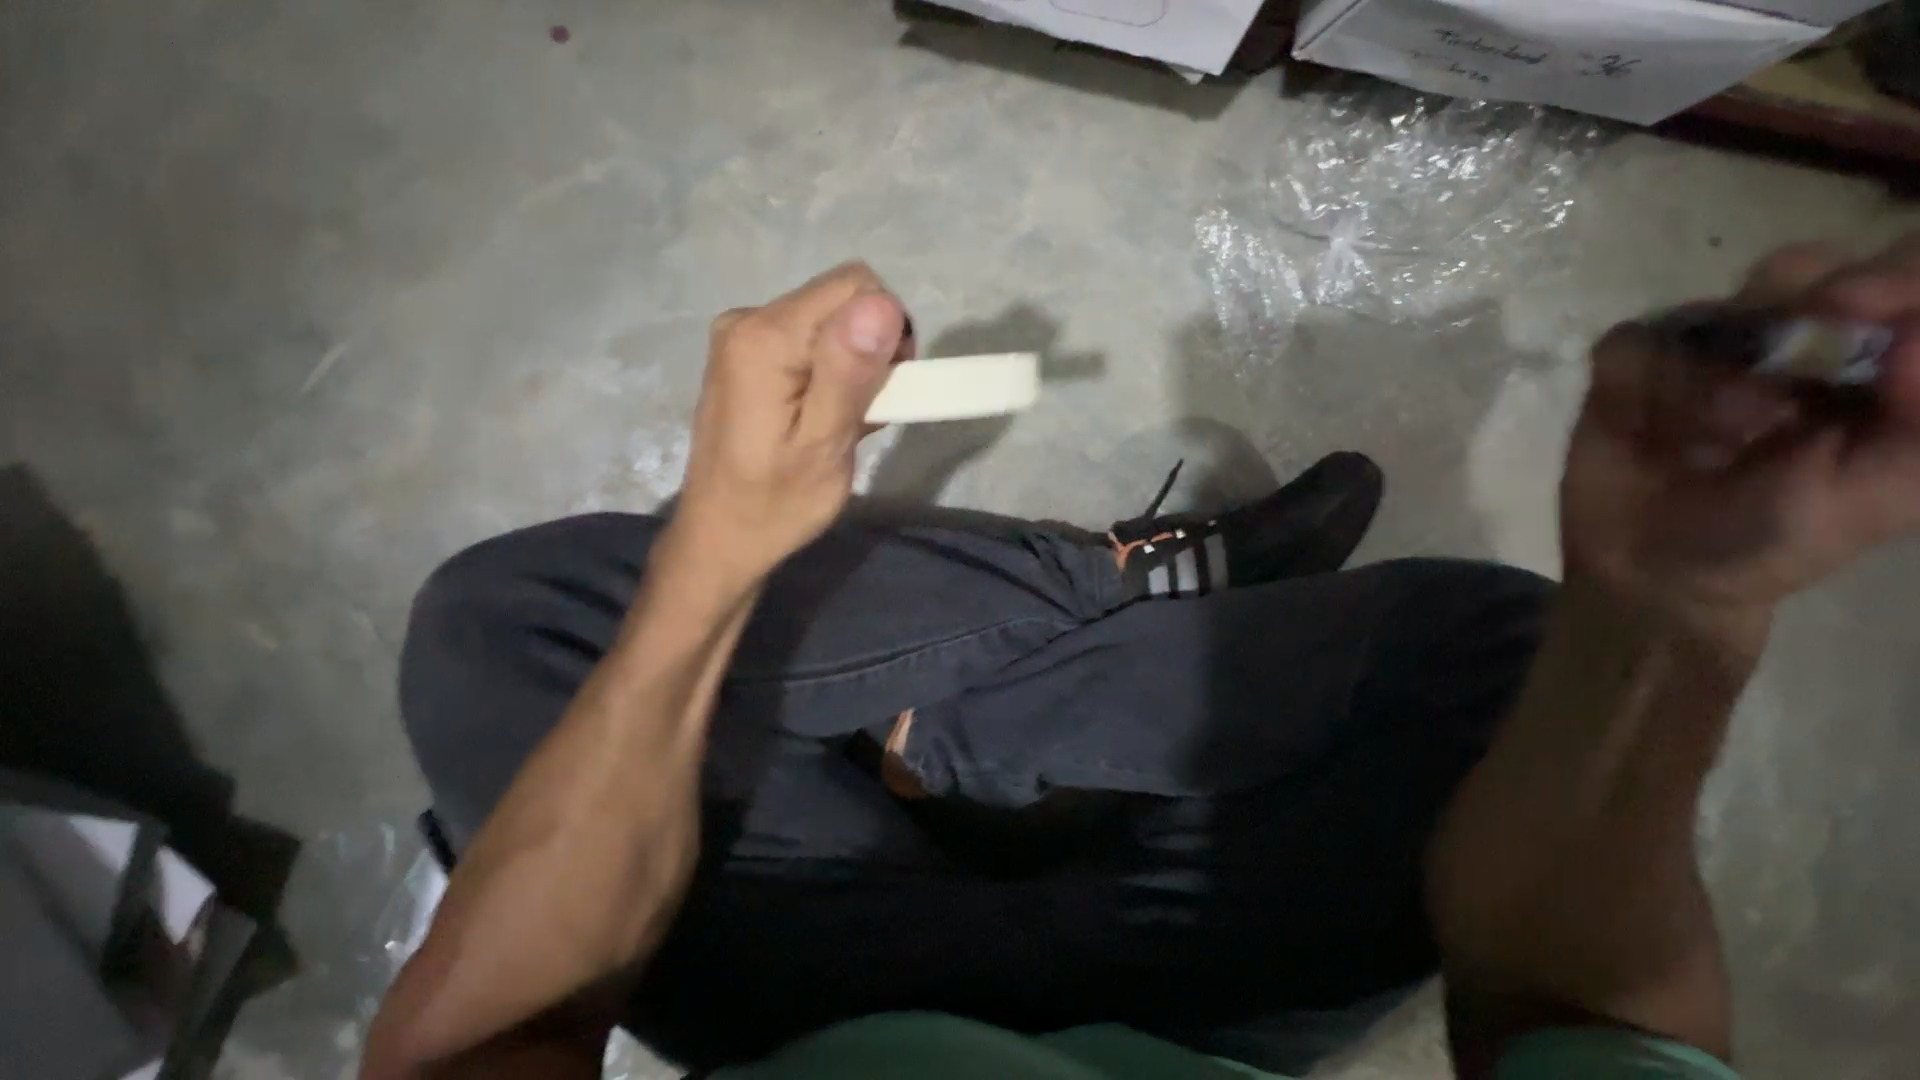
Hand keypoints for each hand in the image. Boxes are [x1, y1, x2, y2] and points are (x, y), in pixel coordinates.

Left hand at [668, 262, 910, 582]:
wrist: (721, 537)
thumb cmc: (776, 504)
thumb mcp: (823, 447)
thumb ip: (849, 373)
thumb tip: (882, 304)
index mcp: (764, 337)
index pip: (855, 287)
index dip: (888, 331)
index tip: (889, 389)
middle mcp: (747, 319)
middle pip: (841, 298)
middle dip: (873, 346)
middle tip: (871, 409)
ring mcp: (742, 334)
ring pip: (831, 319)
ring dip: (855, 363)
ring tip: (848, 419)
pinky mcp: (746, 353)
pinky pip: (811, 340)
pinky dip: (833, 370)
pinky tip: (828, 413)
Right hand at [1563, 234, 1919, 634]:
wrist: (1650, 575)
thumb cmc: (1773, 541)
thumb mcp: (1879, 496)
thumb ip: (1918, 424)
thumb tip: (1915, 340)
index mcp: (1872, 364)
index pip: (1902, 275)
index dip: (1892, 275)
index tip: (1854, 307)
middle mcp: (1789, 344)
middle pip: (1805, 269)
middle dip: (1797, 305)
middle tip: (1780, 361)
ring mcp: (1700, 354)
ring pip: (1711, 307)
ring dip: (1708, 371)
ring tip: (1709, 436)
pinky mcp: (1626, 371)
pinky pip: (1629, 342)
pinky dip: (1636, 382)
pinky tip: (1645, 429)